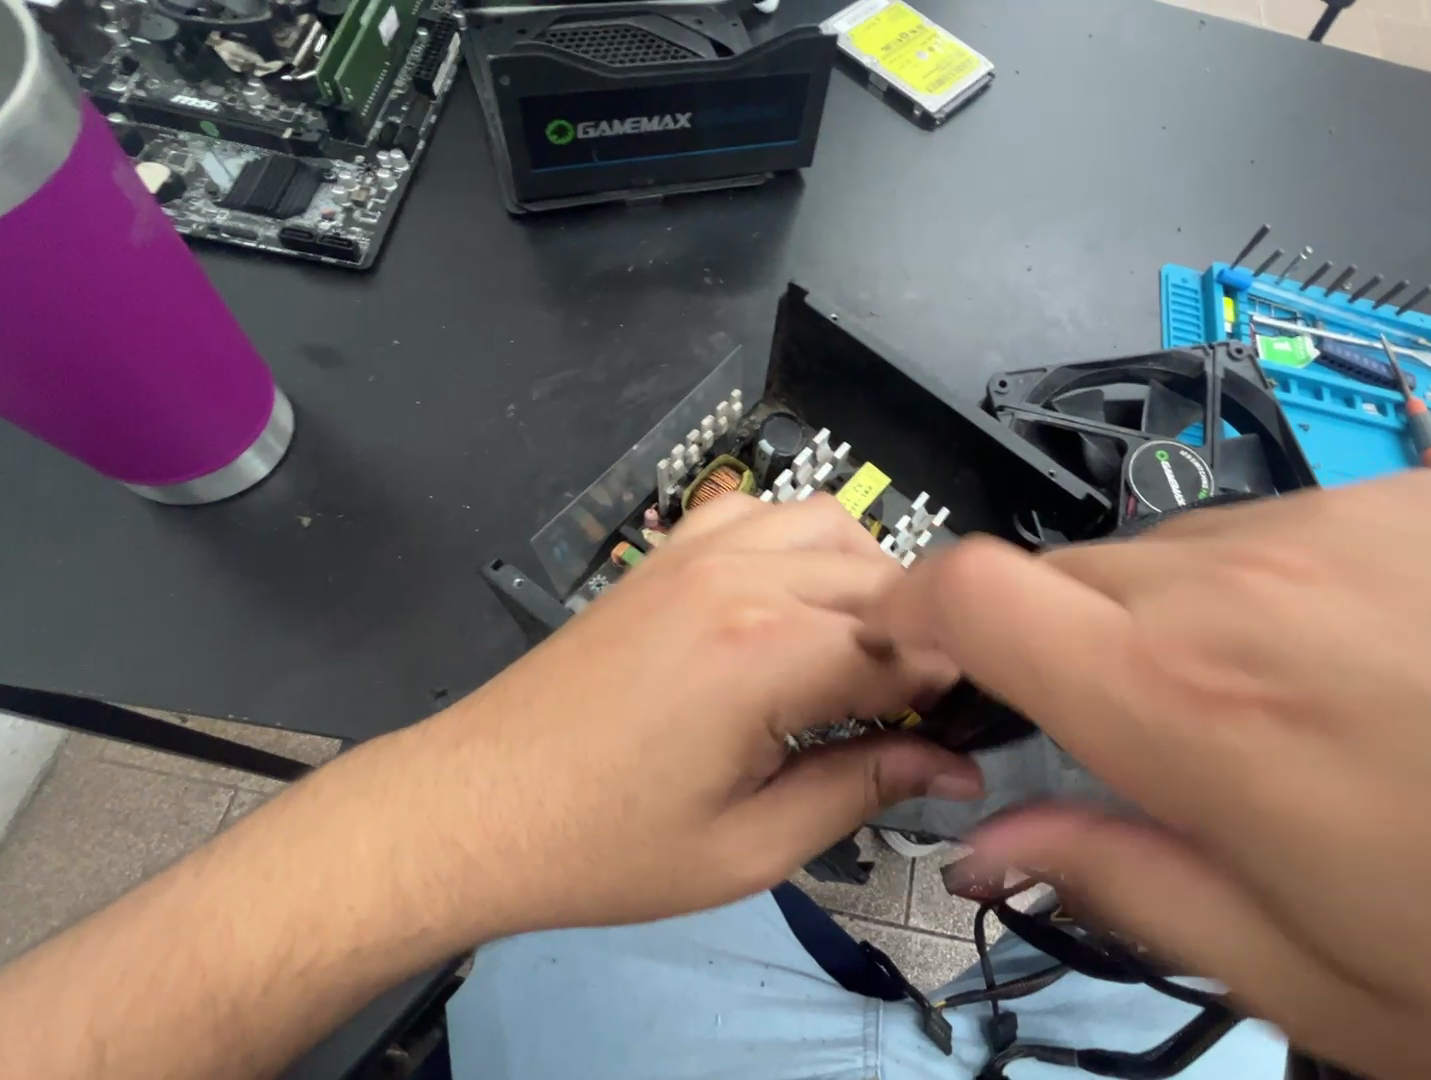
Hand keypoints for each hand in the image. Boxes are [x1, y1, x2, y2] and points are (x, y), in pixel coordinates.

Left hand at [400, 494, 979, 939]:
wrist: (473, 806)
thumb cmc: (605, 845)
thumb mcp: (750, 846)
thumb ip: (863, 788)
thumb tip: (956, 769)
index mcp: (767, 654)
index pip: (910, 651)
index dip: (950, 696)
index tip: (956, 738)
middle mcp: (743, 577)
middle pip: (883, 583)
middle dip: (918, 643)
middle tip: (910, 713)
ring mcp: (699, 551)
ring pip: (832, 526)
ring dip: (868, 582)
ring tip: (857, 653)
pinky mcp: (667, 552)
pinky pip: (758, 510)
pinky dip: (798, 541)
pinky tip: (789, 596)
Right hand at [865, 471, 1430, 1079]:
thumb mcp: (1325, 984)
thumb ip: (1120, 882)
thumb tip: (984, 842)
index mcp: (1183, 704)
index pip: (971, 592)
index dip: (911, 605)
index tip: (905, 649)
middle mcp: (1232, 580)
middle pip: (1058, 577)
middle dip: (1052, 650)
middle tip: (1131, 743)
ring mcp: (1332, 518)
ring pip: (1160, 559)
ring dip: (1159, 627)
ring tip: (1277, 718)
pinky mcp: (1421, 492)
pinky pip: (1270, 535)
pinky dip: (1258, 594)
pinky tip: (1377, 665)